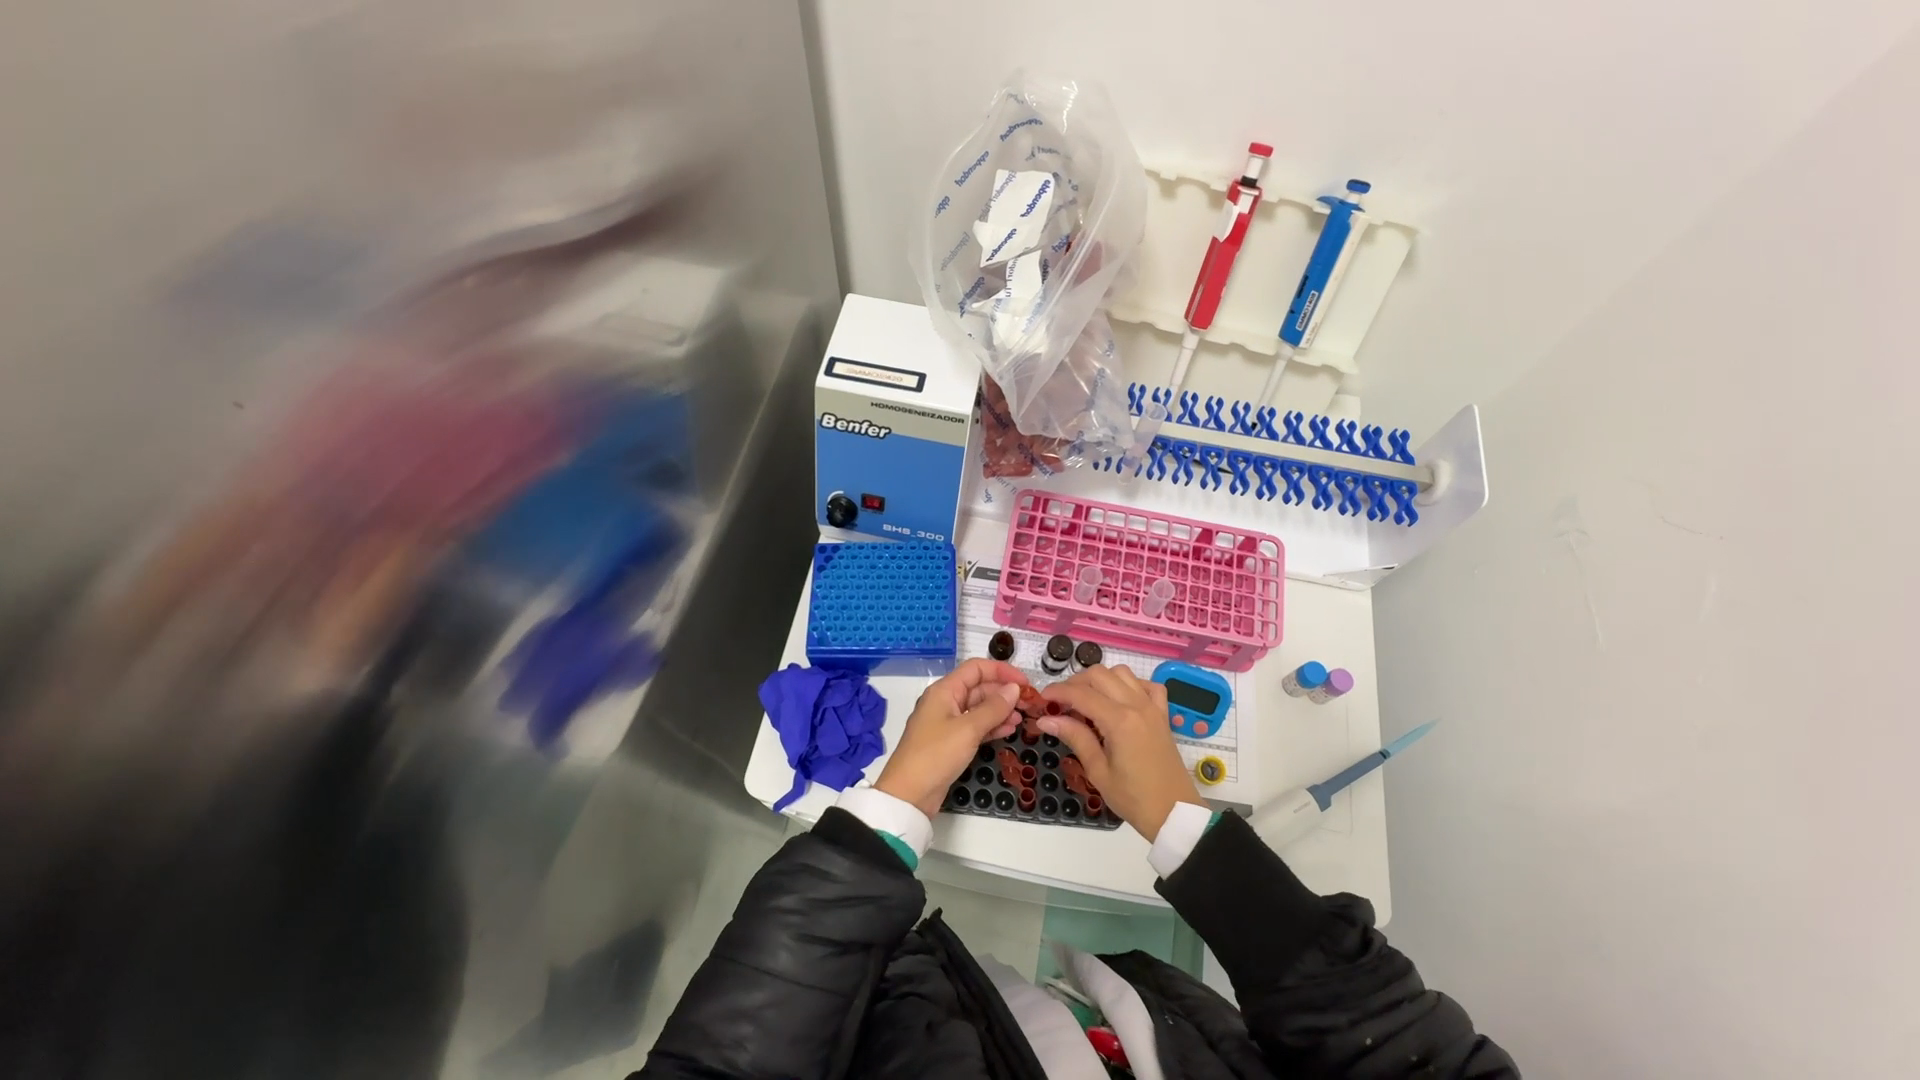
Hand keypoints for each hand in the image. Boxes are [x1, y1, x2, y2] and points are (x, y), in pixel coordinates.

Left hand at [875, 658, 1029, 818]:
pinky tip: (1010, 729)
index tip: (1025, 683)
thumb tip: (1014, 688)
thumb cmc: (936, 755)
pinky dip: (992, 726)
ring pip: (979, 708)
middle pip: (979, 687)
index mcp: (945, 690)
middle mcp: (946, 702)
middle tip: (1030, 703)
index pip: (976, 668)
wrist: (909, 794)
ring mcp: (948, 722)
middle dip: (1004, 692)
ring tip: (1023, 718)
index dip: (1002, 671)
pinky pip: (976, 726)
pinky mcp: (952, 742)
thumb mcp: (968, 729)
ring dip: (1001, 710)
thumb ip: (993, 708)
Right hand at [1039, 665, 1204, 840]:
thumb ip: (1075, 737)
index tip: (1042, 699)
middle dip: (1075, 682)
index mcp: (1119, 721)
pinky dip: (1130, 684)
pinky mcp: (1163, 715)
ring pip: (1122, 673)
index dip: (1058, 692)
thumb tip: (1046, 719)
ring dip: (1101, 680)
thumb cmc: (1133, 798)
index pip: (1081, 694)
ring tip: (1087, 700)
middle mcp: (1137, 705)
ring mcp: (1153, 707)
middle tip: (1061, 703)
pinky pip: (1147, 685)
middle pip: (1100, 675)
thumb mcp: (1098, 771)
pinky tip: (1119, 699)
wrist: (1174, 813)